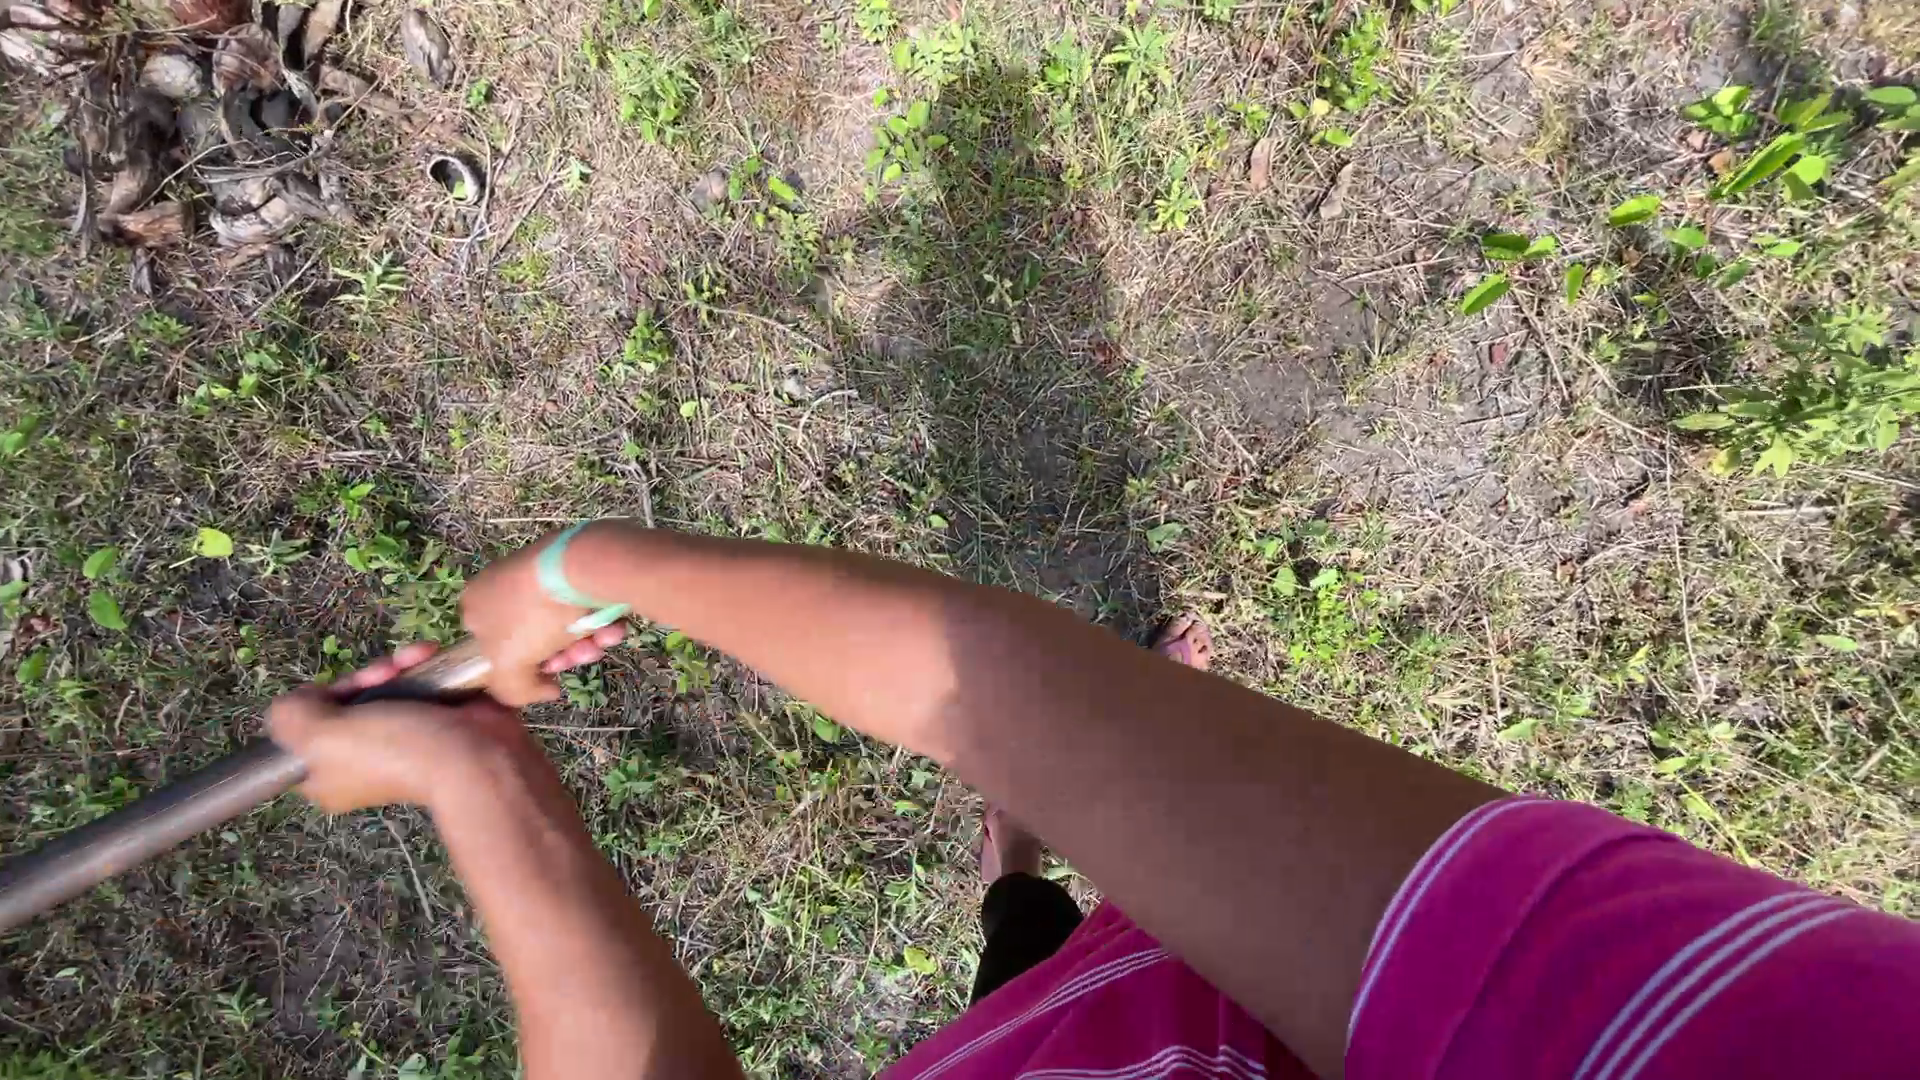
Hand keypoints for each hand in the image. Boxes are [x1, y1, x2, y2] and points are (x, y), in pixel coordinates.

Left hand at [266, 638, 616, 811]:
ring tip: (416, 656)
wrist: (475, 755)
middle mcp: (365, 754)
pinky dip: (426, 664)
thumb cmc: (395, 751)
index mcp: (327, 773)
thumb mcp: (319, 737)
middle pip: (351, 699)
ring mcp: (408, 733)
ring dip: (397, 664)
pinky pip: (425, 681)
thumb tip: (306, 698)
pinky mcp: (443, 713)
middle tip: (384, 672)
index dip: (321, 700)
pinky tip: (430, 652)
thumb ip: (289, 714)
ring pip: (389, 686)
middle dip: (366, 676)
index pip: (309, 727)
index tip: (342, 691)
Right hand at [462, 525, 627, 705]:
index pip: (491, 643)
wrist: (580, 565)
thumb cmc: (533, 615)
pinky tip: (614, 627)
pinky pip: (588, 604)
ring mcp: (543, 573)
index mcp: (475, 602)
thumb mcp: (507, 665)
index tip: (545, 670)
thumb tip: (546, 691)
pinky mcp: (579, 568)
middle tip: (580, 656)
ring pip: (567, 623)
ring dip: (587, 642)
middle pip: (536, 636)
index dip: (520, 664)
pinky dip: (603, 621)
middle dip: (564, 654)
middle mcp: (506, 585)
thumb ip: (514, 691)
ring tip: (601, 642)